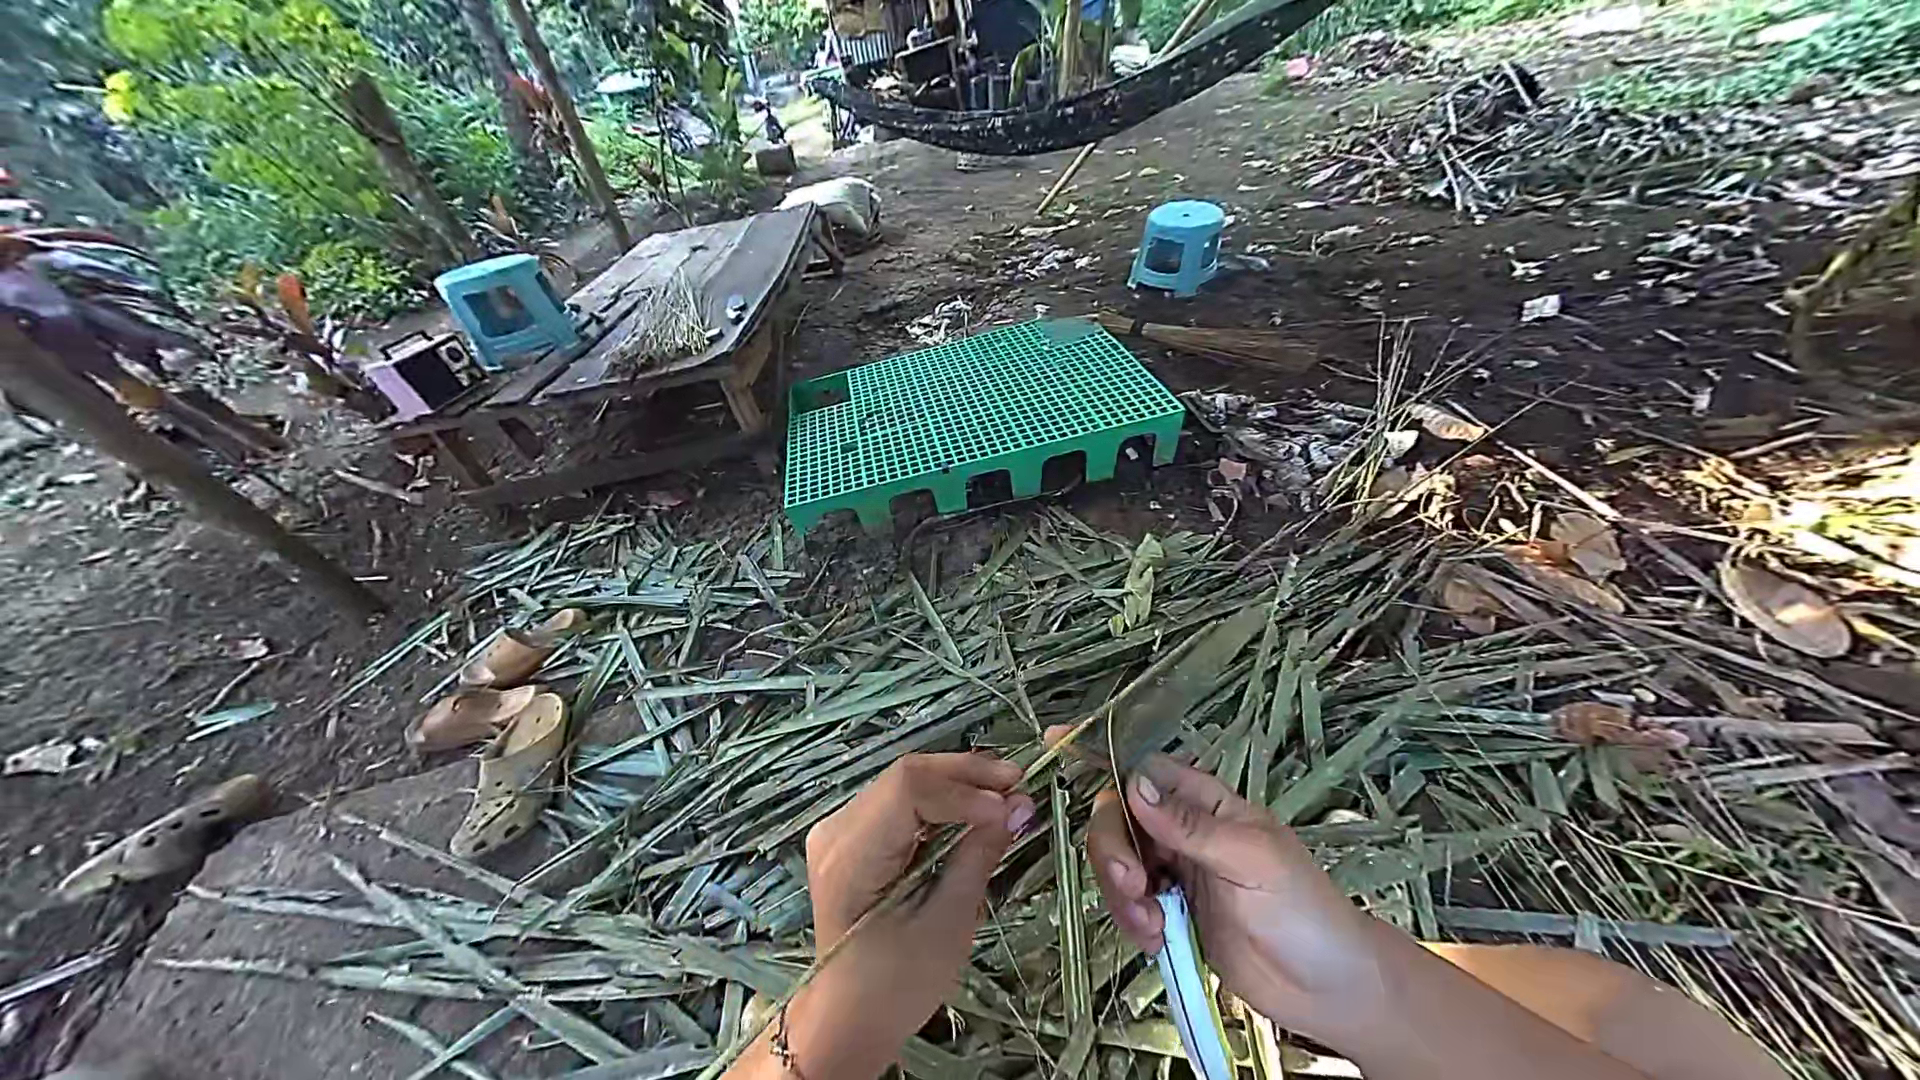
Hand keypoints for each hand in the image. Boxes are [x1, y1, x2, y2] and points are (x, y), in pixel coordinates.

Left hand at [784, 754, 1034, 1079]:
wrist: (849, 1018)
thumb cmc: (896, 984)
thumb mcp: (946, 923)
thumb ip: (978, 854)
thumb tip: (1018, 806)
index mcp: (849, 854)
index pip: (908, 790)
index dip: (962, 788)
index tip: (1010, 803)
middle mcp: (837, 827)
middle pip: (907, 776)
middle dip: (966, 775)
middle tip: (1017, 780)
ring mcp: (842, 826)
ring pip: (907, 781)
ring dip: (958, 782)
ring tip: (1005, 788)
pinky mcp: (855, 832)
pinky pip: (903, 800)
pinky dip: (942, 798)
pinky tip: (975, 802)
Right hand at [1054, 733, 1388, 1044]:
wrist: (1329, 992)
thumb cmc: (1303, 909)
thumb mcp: (1252, 859)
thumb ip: (1190, 825)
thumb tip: (1133, 784)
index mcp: (1201, 799)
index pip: (1141, 764)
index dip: (1097, 750)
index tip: (1054, 739)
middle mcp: (1177, 827)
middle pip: (1115, 816)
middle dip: (1112, 848)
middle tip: (1133, 884)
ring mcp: (1169, 869)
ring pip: (1113, 859)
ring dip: (1120, 891)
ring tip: (1152, 925)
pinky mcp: (1165, 909)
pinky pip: (1124, 901)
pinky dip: (1129, 919)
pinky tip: (1156, 939)